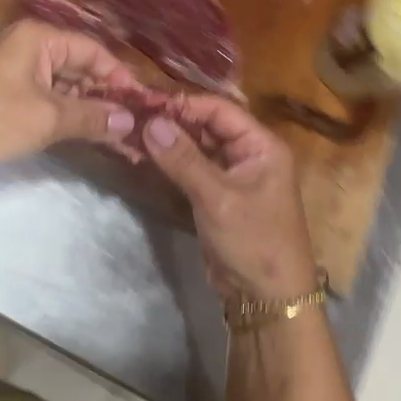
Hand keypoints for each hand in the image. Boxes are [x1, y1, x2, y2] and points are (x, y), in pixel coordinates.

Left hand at [0, 20, 138, 163]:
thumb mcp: (48, 118)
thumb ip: (92, 117)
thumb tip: (129, 122)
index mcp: (39, 38)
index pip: (93, 51)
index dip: (120, 77)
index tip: (142, 104)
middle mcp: (29, 46)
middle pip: (80, 68)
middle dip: (107, 98)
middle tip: (136, 127)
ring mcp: (17, 70)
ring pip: (65, 86)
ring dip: (90, 111)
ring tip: (120, 138)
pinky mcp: (7, 93)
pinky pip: (48, 99)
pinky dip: (68, 116)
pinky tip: (89, 136)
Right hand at [143, 96, 316, 300]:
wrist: (267, 297)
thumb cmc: (253, 242)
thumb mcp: (217, 198)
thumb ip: (183, 159)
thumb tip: (151, 122)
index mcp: (262, 146)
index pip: (220, 110)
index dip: (184, 104)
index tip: (146, 103)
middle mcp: (250, 154)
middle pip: (208, 125)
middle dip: (173, 121)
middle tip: (133, 116)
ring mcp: (233, 175)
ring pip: (197, 146)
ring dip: (169, 141)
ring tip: (133, 132)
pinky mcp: (217, 195)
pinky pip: (192, 168)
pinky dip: (171, 162)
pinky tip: (145, 156)